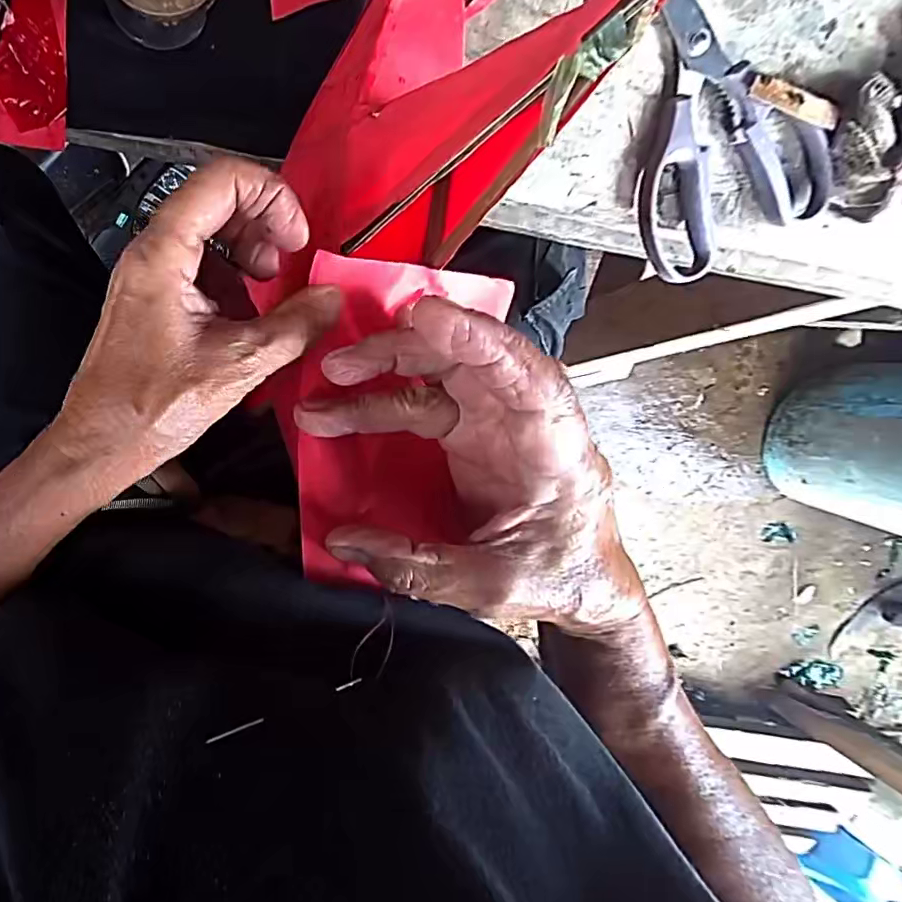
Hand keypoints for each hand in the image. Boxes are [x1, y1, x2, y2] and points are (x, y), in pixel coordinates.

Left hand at [52, 158, 341, 480]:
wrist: (102, 444)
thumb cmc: (147, 410)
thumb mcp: (236, 366)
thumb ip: (293, 327)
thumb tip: (328, 300)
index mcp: (162, 255)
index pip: (223, 179)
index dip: (272, 197)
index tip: (295, 238)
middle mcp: (149, 257)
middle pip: (215, 202)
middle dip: (263, 227)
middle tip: (288, 265)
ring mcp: (147, 280)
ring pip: (207, 238)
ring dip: (248, 258)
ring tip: (269, 298)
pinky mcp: (151, 305)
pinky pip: (197, 273)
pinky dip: (230, 286)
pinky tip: (245, 322)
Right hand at [292, 297, 647, 636]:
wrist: (579, 584)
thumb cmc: (561, 576)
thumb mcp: (491, 585)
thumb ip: (416, 568)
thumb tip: (345, 541)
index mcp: (550, 443)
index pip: (519, 371)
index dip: (473, 336)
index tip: (423, 315)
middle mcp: (521, 419)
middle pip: (462, 361)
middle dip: (397, 354)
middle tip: (339, 368)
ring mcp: (492, 425)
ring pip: (433, 378)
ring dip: (377, 379)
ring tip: (322, 401)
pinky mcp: (469, 438)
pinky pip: (421, 405)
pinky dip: (380, 405)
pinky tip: (345, 416)